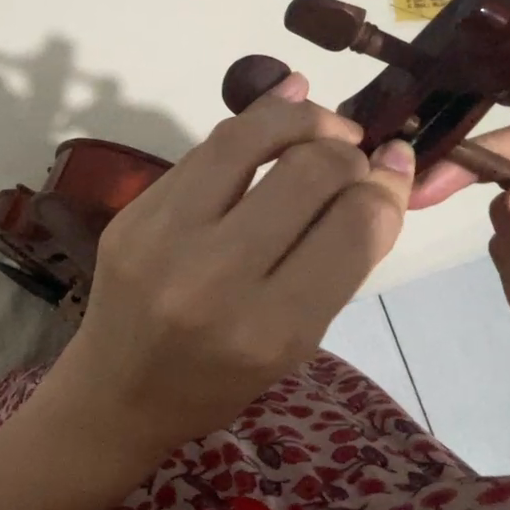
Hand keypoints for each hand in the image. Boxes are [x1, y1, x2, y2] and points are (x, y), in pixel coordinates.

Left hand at [49, 75, 416, 455]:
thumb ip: (340, 262)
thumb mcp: (294, 344)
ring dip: (298, 118)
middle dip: (347, 153)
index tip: (394, 171)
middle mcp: (212, 278)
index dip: (388, 189)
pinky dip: (246, 131)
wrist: (115, 391)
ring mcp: (160, 239)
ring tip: (322, 124)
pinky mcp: (129, 215)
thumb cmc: (217, 383)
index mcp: (269, 330)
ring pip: (244, 139)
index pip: (354, 228)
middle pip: (307, 172)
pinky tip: (275, 120)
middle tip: (352, 156)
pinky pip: (199, 153)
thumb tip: (390, 170)